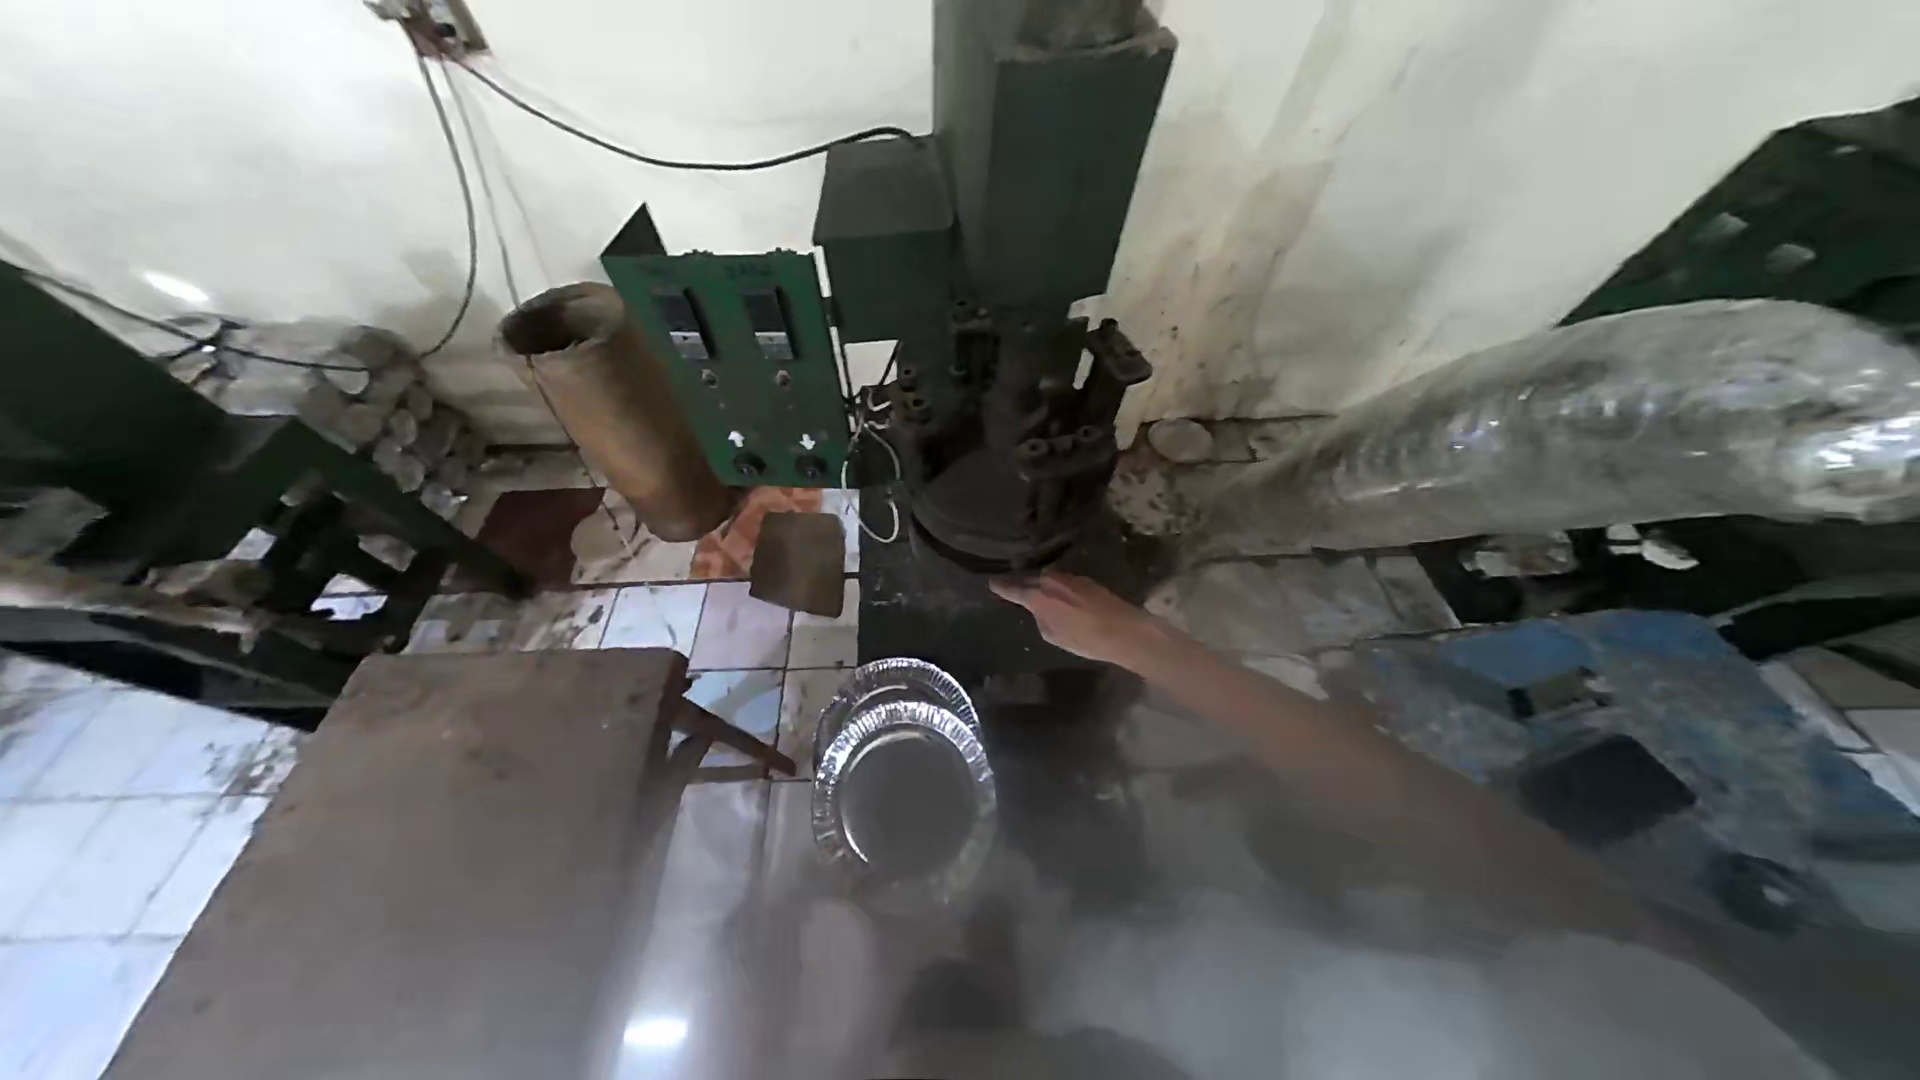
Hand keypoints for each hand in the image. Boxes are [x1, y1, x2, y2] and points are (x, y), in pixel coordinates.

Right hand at [989, 571, 1168, 667]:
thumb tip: (1040, 610)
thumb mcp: (1054, 636)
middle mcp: (1052, 580)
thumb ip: (1041, 619)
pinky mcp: (1086, 580)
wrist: (1125, 631)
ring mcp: (1070, 577)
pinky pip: (1063, 581)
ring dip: (1041, 584)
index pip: (1013, 589)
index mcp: (1039, 596)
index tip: (991, 583)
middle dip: (1021, 583)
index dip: (1001, 587)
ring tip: (1035, 591)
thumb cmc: (1086, 639)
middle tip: (1012, 588)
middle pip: (1031, 579)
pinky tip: (1060, 596)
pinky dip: (1057, 587)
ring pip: (1048, 578)